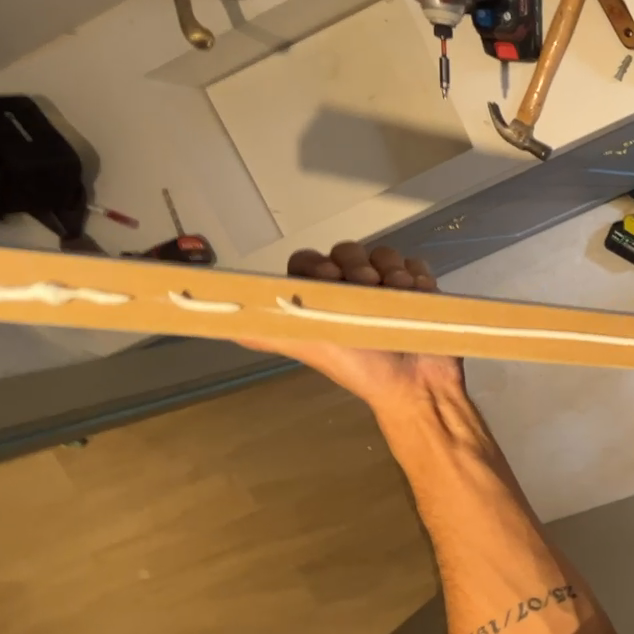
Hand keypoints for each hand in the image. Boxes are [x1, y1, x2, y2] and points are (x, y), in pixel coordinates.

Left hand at [241, 242, 464, 414]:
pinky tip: (419, 293)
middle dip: (358, 265)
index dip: (318, 263)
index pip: (308, 261)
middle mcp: (350, 290)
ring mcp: (387, 288)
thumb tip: (213, 321)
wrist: (416, 383)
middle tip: (368, 287)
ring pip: (384, 254)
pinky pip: (416, 264)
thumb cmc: (360, 366)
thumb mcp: (304, 346)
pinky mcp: (420, 290)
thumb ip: (264, 331)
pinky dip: (419, 275)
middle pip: (348, 251)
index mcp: (319, 300)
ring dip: (393, 270)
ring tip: (401, 293)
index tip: (330, 275)